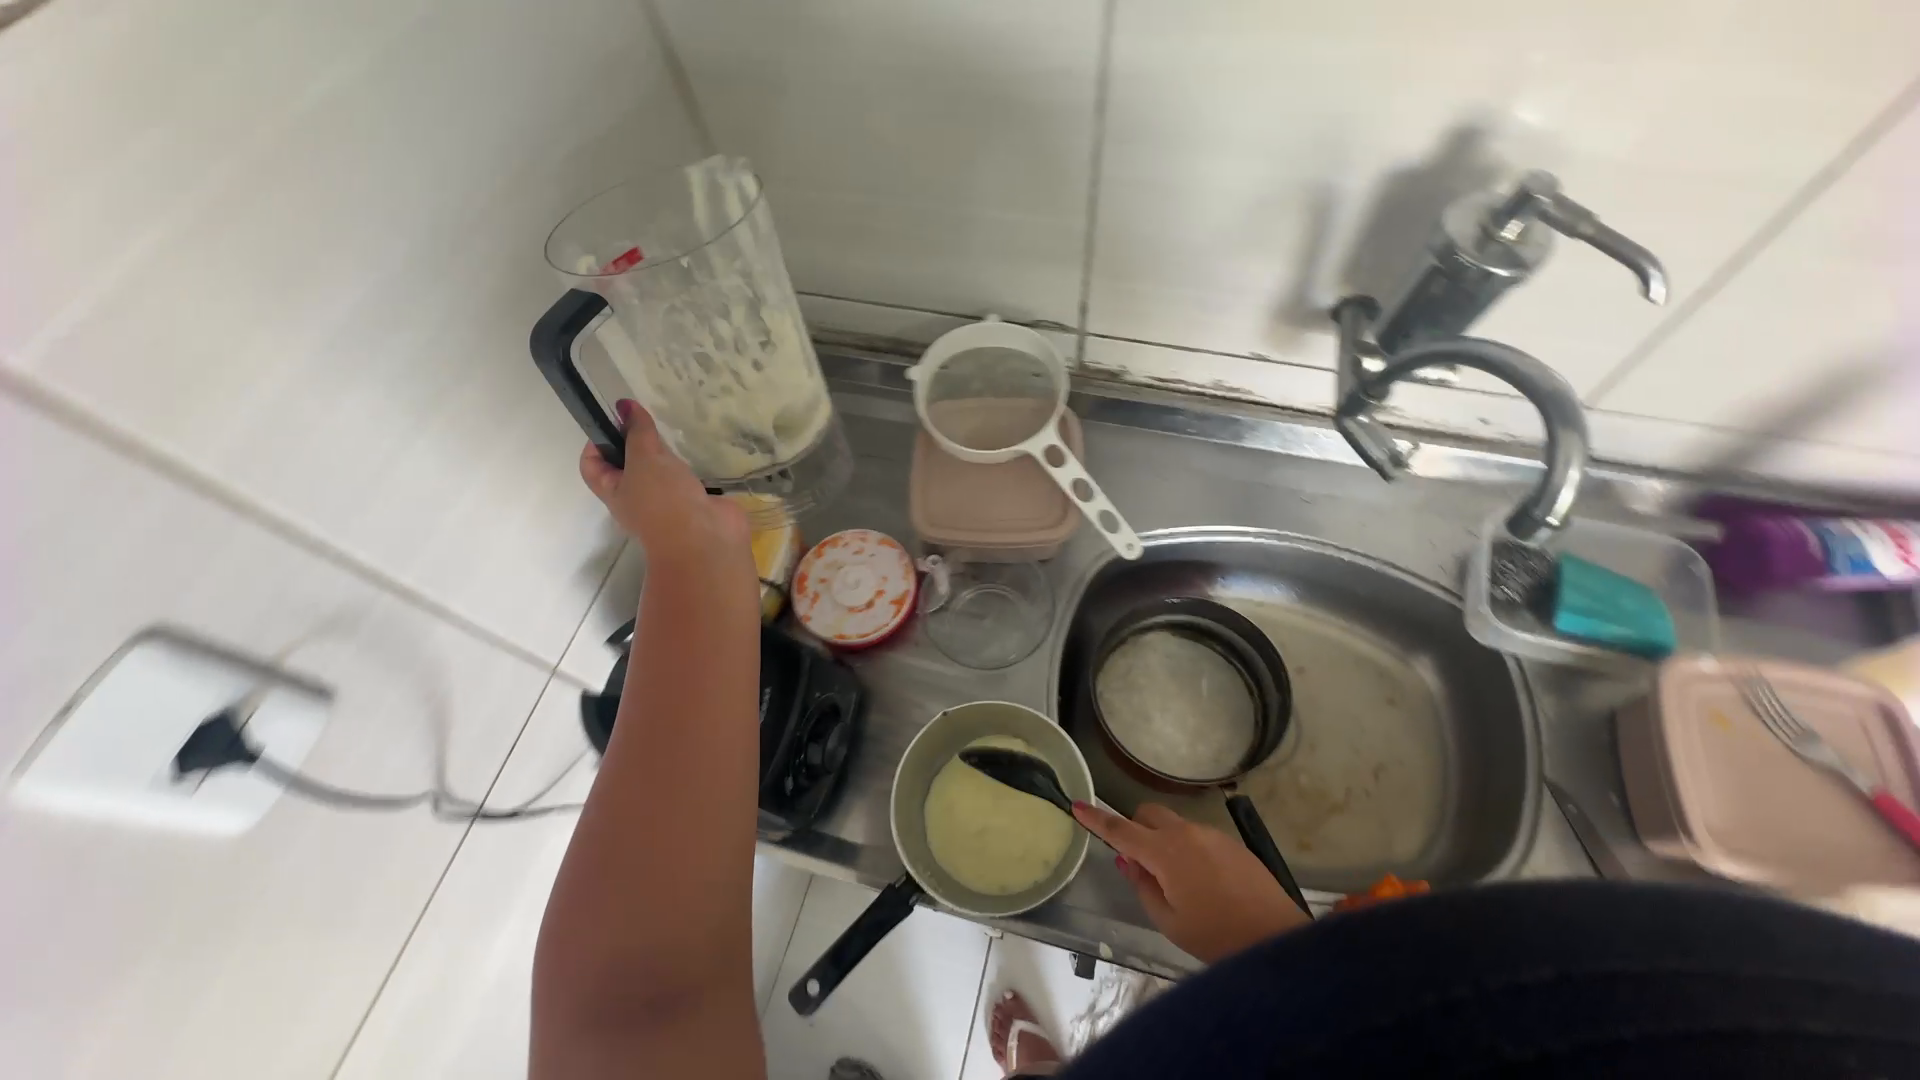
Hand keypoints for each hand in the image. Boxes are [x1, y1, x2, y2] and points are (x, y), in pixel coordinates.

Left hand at [579, 400, 753, 576]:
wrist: (705, 540)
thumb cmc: (664, 501)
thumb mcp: (644, 459)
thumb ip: (637, 431)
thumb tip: (625, 404)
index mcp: (614, 490)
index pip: (592, 464)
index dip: (597, 441)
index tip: (616, 420)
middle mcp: (636, 497)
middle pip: (627, 466)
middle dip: (636, 443)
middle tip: (650, 421)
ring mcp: (666, 502)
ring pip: (659, 473)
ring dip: (666, 456)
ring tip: (674, 433)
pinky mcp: (694, 503)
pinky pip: (687, 480)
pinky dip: (691, 467)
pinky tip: (698, 453)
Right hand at [1072, 801, 1309, 962]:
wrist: (1278, 938)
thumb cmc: (1217, 936)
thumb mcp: (1169, 921)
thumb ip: (1143, 886)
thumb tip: (1129, 861)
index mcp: (1165, 852)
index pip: (1120, 829)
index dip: (1096, 818)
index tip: (1077, 804)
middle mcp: (1187, 833)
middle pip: (1149, 814)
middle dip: (1136, 828)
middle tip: (1138, 862)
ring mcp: (1212, 834)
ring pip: (1175, 824)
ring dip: (1164, 840)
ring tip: (1176, 882)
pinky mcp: (1232, 843)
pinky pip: (1198, 836)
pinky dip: (1187, 848)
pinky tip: (1203, 883)